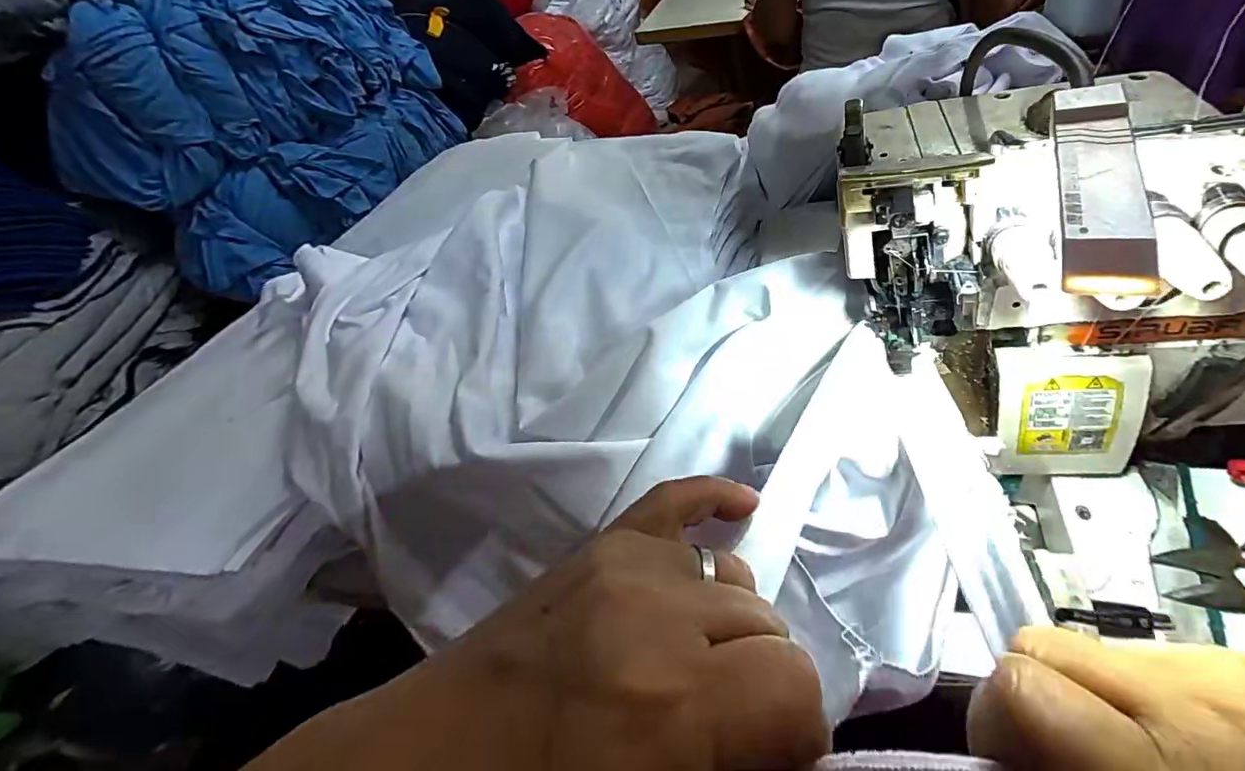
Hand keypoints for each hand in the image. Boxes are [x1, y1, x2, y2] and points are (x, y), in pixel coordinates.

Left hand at [251, 477, 828, 770]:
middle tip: (735, 718)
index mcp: (671, 702)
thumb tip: (795, 734)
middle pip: (766, 624)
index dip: (801, 726)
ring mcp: (622, 564)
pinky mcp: (599, 542)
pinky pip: (673, 499)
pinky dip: (712, 499)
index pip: (795, 681)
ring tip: (708, 662)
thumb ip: (738, 760)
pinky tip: (742, 506)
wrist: (443, 753)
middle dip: (765, 678)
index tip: (782, 751)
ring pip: (733, 577)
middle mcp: (655, 615)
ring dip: (735, 625)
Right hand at [968, 627, 1244, 770]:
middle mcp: (1202, 695)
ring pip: (1090, 643)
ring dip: (1092, 695)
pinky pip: (1152, 655)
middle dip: (1035, 695)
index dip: (992, 718)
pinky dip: (1146, 697)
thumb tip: (999, 748)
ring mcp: (1237, 670)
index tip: (1005, 755)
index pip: (1018, 681)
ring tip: (1139, 754)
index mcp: (1173, 762)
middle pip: (1039, 641)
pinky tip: (1187, 747)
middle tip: (1061, 755)